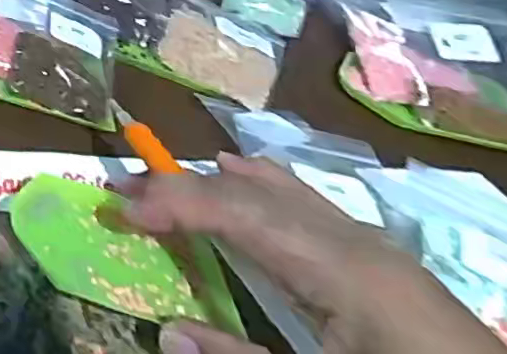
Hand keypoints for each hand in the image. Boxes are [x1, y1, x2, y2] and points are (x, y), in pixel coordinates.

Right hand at [115, 154, 503, 353]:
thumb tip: (167, 333)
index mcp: (345, 270)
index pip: (237, 210)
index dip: (173, 201)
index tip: (120, 211)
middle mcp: (356, 242)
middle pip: (249, 190)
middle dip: (181, 185)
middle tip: (123, 190)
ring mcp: (376, 247)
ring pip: (278, 187)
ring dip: (212, 182)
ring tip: (162, 183)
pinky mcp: (386, 262)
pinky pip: (306, 201)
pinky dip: (259, 184)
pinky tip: (242, 173)